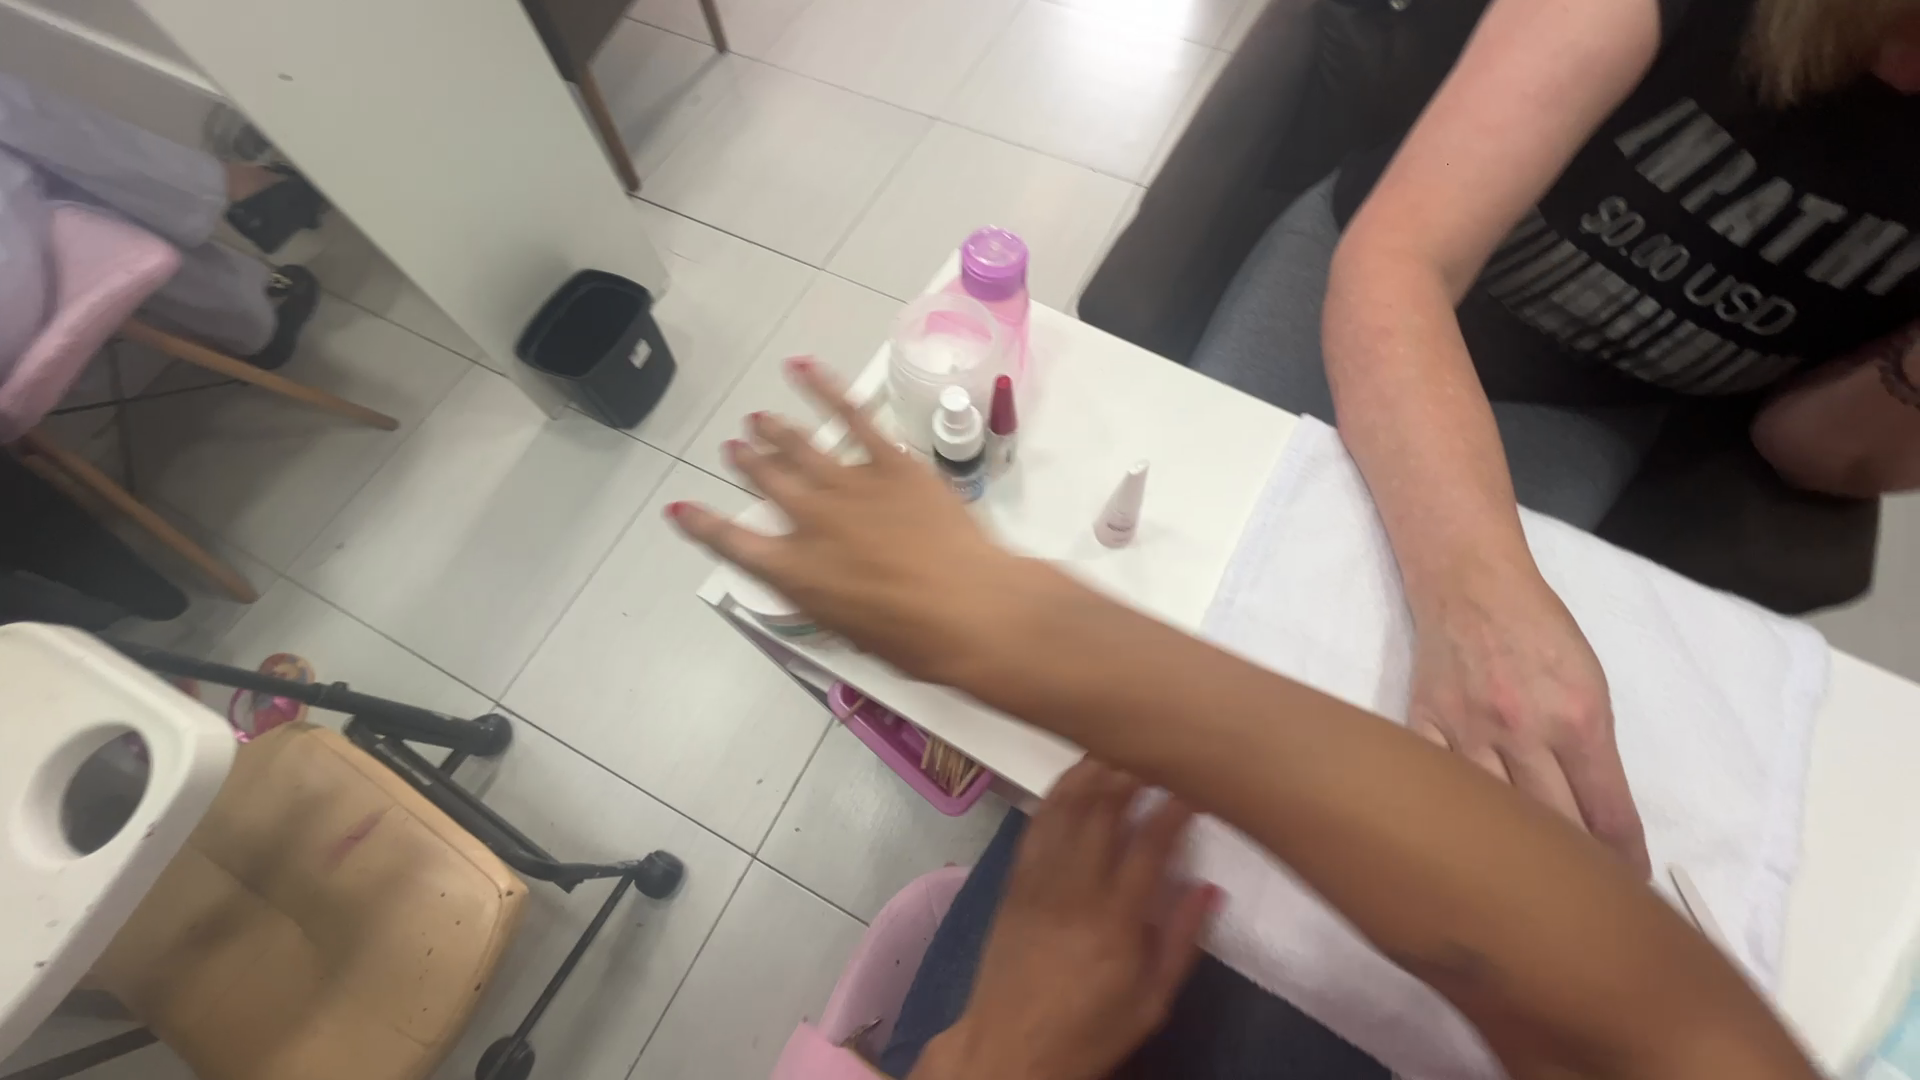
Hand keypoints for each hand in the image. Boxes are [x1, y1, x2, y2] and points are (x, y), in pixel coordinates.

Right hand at [668, 357, 1041, 682]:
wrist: (967, 607)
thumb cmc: (914, 641)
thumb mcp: (851, 633)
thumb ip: (824, 598)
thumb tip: (824, 584)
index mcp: (793, 571)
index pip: (732, 542)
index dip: (702, 524)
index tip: (683, 509)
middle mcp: (810, 521)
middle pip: (767, 482)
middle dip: (748, 464)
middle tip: (736, 450)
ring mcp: (848, 485)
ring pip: (798, 447)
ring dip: (774, 431)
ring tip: (758, 418)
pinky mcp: (890, 462)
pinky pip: (852, 416)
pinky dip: (825, 388)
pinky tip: (804, 368)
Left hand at [913, 760, 1219, 1079]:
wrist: (1010, 1044)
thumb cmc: (1090, 1027)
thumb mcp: (1152, 1001)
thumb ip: (1181, 939)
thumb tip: (1209, 886)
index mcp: (1115, 919)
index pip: (1150, 844)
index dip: (1174, 806)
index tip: (1195, 782)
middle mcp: (1075, 886)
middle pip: (1103, 808)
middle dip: (1132, 769)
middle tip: (1157, 747)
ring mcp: (1039, 876)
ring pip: (1067, 804)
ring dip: (1095, 768)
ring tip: (1121, 744)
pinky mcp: (1016, 876)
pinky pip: (1038, 820)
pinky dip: (1060, 789)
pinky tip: (1078, 772)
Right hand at [1410, 575, 1649, 875]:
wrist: (1470, 586)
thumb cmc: (1539, 628)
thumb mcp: (1590, 683)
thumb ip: (1592, 745)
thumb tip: (1593, 805)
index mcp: (1578, 720)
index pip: (1609, 812)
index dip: (1623, 857)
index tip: (1627, 879)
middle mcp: (1521, 730)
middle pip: (1553, 822)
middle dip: (1576, 861)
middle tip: (1583, 886)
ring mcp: (1464, 726)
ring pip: (1493, 807)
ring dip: (1515, 841)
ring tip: (1525, 867)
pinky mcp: (1423, 718)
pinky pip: (1438, 776)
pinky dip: (1455, 804)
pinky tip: (1463, 822)